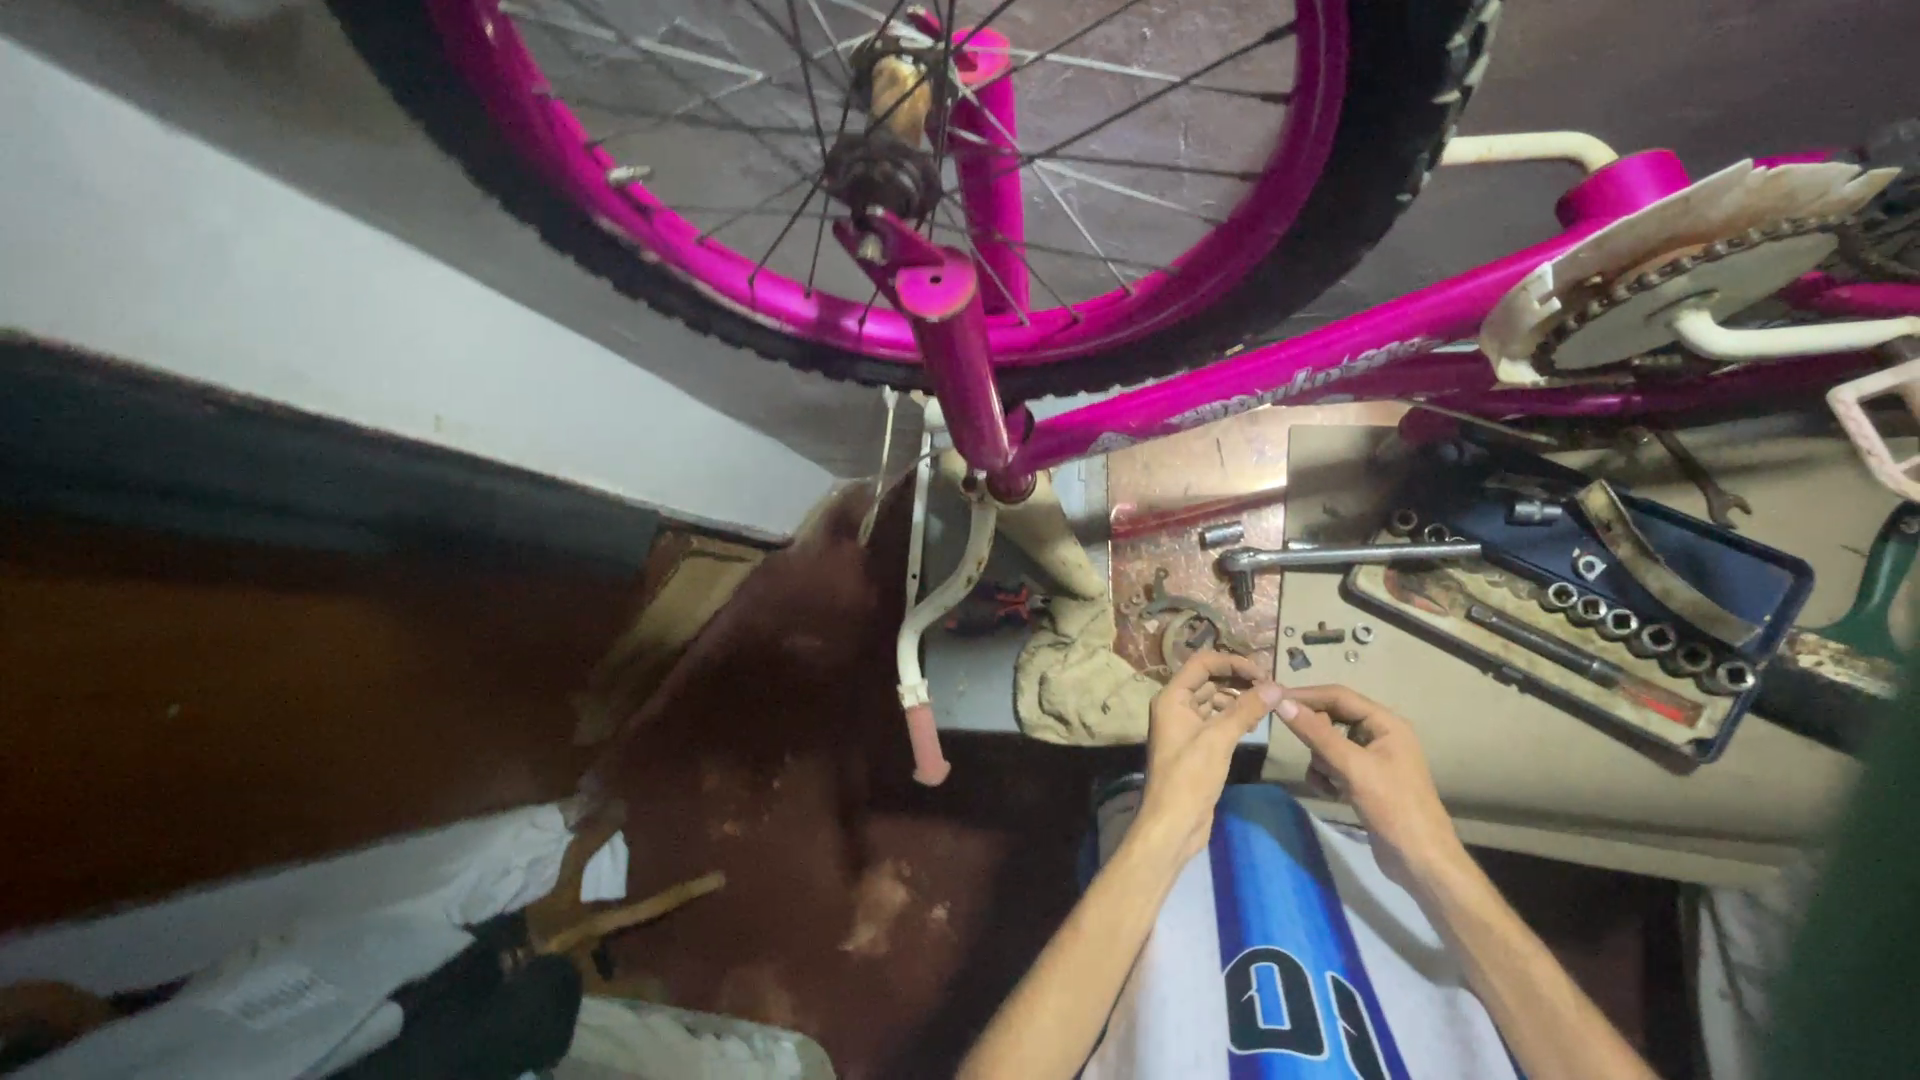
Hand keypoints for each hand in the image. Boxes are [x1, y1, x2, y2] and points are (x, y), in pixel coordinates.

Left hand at [1137, 651, 1282, 862]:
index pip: (1202, 663)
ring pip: (1214, 700)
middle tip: (1272, 688)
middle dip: (1239, 679)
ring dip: (1239, 698)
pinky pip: (1216, 719)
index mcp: (1171, 698)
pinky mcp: (1196, 744)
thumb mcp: (1219, 739)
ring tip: (1268, 704)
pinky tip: (1256, 721)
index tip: (1263, 673)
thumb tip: (1275, 686)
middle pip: (1209, 679)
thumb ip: (1246, 709)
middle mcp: (1175, 707)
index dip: (1232, 662)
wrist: (1174, 822)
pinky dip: (1235, 716)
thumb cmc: (1190, 777)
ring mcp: (1184, 726)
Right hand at [1274, 685, 1464, 889]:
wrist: (1419, 860)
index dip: (1306, 695)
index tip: (1273, 698)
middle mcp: (1380, 736)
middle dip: (1315, 735)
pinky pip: (1332, 766)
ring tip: (1328, 781)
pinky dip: (1325, 776)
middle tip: (1300, 747)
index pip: (1339, 696)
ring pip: (1329, 744)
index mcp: (1386, 724)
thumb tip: (1281, 702)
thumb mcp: (1351, 766)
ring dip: (1320, 761)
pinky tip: (1330, 793)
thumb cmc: (1392, 807)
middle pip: (1332, 719)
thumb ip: (1316, 733)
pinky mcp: (1363, 781)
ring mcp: (1372, 759)